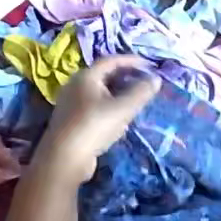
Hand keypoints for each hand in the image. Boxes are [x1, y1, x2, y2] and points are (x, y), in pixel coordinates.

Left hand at [33, 56, 158, 182]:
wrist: (64, 159)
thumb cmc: (94, 126)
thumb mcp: (123, 108)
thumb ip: (141, 92)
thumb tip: (156, 78)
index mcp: (86, 76)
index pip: (111, 61)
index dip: (131, 61)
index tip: (149, 65)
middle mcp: (75, 86)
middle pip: (104, 76)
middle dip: (126, 78)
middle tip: (144, 83)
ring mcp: (71, 104)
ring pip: (100, 93)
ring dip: (119, 95)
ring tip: (136, 102)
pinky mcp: (71, 121)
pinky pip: (95, 108)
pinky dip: (110, 109)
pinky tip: (120, 122)